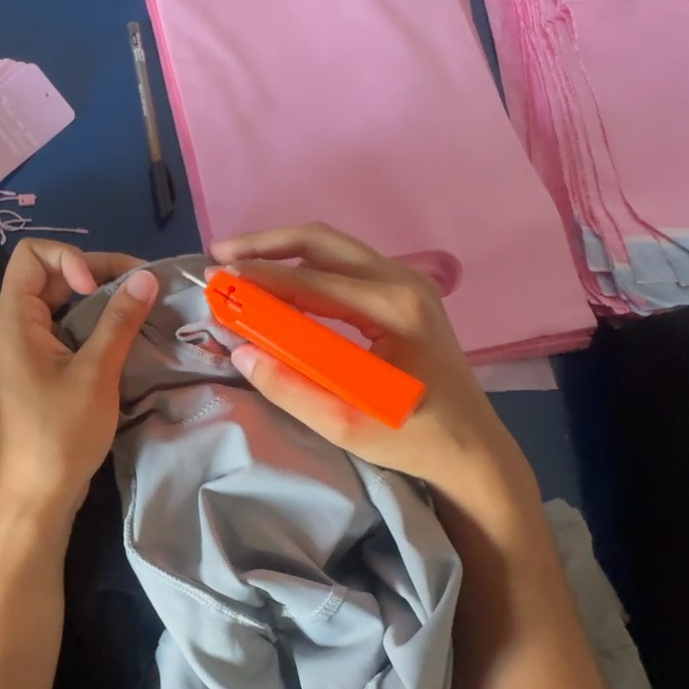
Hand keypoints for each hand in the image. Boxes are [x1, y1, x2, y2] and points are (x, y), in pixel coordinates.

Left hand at [0, 239, 157, 517]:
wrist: (40, 492)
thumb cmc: (61, 432)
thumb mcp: (95, 372)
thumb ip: (119, 320)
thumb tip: (146, 277)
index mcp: (14, 318)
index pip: (32, 253)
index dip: (70, 257)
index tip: (97, 288)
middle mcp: (14, 324)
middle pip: (50, 272)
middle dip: (96, 271)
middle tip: (142, 286)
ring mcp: (27, 345)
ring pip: (62, 300)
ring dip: (99, 296)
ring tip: (141, 304)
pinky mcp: (41, 365)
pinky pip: (66, 325)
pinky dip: (94, 320)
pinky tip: (125, 331)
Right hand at [212, 223, 537, 509]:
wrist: (473, 448)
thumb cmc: (414, 440)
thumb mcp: (346, 426)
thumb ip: (289, 388)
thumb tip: (240, 351)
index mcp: (393, 309)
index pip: (310, 281)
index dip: (257, 278)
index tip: (214, 279)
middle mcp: (401, 282)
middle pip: (321, 241)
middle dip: (264, 244)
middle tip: (219, 255)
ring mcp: (405, 283)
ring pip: (331, 247)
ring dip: (281, 251)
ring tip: (237, 264)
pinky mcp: (402, 293)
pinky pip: (342, 265)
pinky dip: (302, 266)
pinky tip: (275, 283)